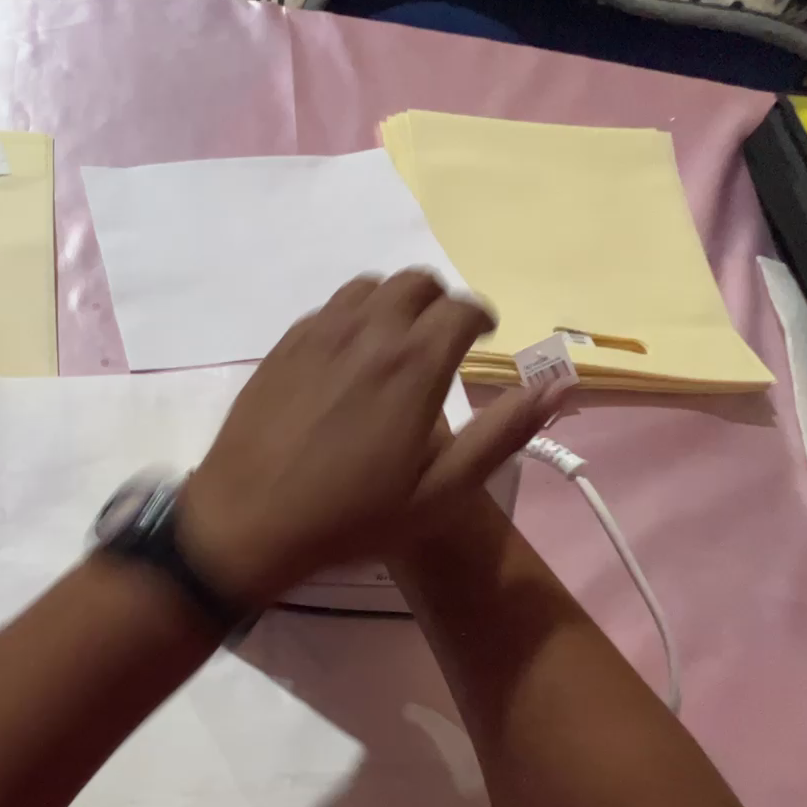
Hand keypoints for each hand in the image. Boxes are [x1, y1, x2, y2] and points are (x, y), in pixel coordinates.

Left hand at [180, 270, 560, 606]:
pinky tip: (344, 356)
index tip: (481, 338)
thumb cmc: (348, 518)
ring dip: (391, 304)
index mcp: (413, 363)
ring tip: (393, 342)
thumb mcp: (438, 495)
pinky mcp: (280, 349)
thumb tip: (559, 386)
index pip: (461, 307)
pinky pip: (324, 311)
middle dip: (438, 302)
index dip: (479, 318)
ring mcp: (316, 337)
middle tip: (440, 338)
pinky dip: (348, 318)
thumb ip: (501, 436)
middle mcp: (366, 333)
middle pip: (414, 283)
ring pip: (366, 289)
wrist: (247, 522)